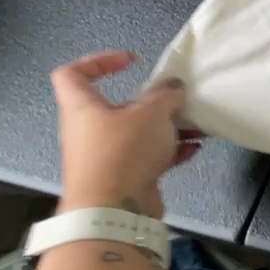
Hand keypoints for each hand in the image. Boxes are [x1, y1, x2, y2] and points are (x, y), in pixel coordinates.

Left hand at [50, 51, 203, 218]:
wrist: (113, 208)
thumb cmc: (124, 151)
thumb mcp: (150, 114)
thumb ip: (165, 95)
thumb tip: (172, 86)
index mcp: (84, 107)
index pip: (73, 74)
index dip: (99, 61)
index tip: (132, 62)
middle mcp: (89, 128)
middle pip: (118, 105)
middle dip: (152, 102)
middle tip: (177, 100)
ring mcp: (106, 154)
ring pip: (138, 131)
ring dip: (167, 127)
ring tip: (196, 126)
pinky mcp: (123, 174)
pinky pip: (148, 154)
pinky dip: (170, 150)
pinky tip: (194, 148)